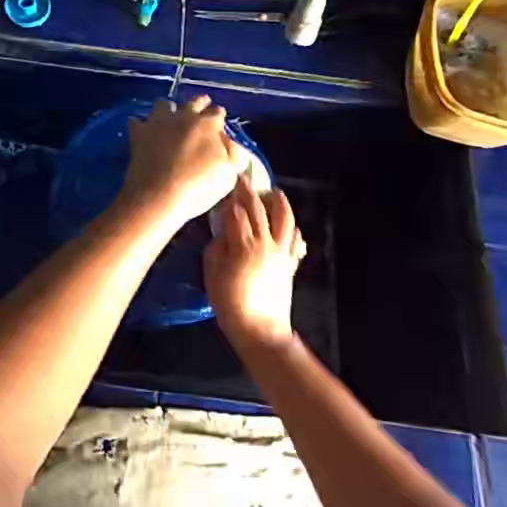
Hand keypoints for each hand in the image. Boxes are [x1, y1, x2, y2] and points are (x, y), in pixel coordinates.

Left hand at [118, 96, 241, 228]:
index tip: (220, 119)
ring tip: (170, 116)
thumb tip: (228, 142)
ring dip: (169, 109)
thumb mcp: (229, 174)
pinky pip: (137, 121)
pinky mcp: (138, 133)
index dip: (219, 116)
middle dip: (200, 103)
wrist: (158, 195)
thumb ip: (233, 154)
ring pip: (164, 104)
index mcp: (208, 124)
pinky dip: (141, 124)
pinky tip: (142, 129)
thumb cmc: (199, 186)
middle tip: (202, 104)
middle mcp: (183, 116)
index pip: (217, 113)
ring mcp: (158, 122)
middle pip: (193, 102)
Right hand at [205, 172, 305, 347]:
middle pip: (258, 209)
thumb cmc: (229, 302)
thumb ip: (216, 248)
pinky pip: (295, 240)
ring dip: (279, 202)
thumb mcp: (212, 273)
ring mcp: (281, 252)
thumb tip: (222, 234)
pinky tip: (289, 226)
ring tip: (274, 192)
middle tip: (242, 178)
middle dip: (249, 191)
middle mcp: (265, 242)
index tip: (223, 185)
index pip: (236, 211)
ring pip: (284, 219)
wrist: (260, 329)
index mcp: (243, 243)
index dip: (229, 197)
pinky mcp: (290, 264)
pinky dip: (292, 228)